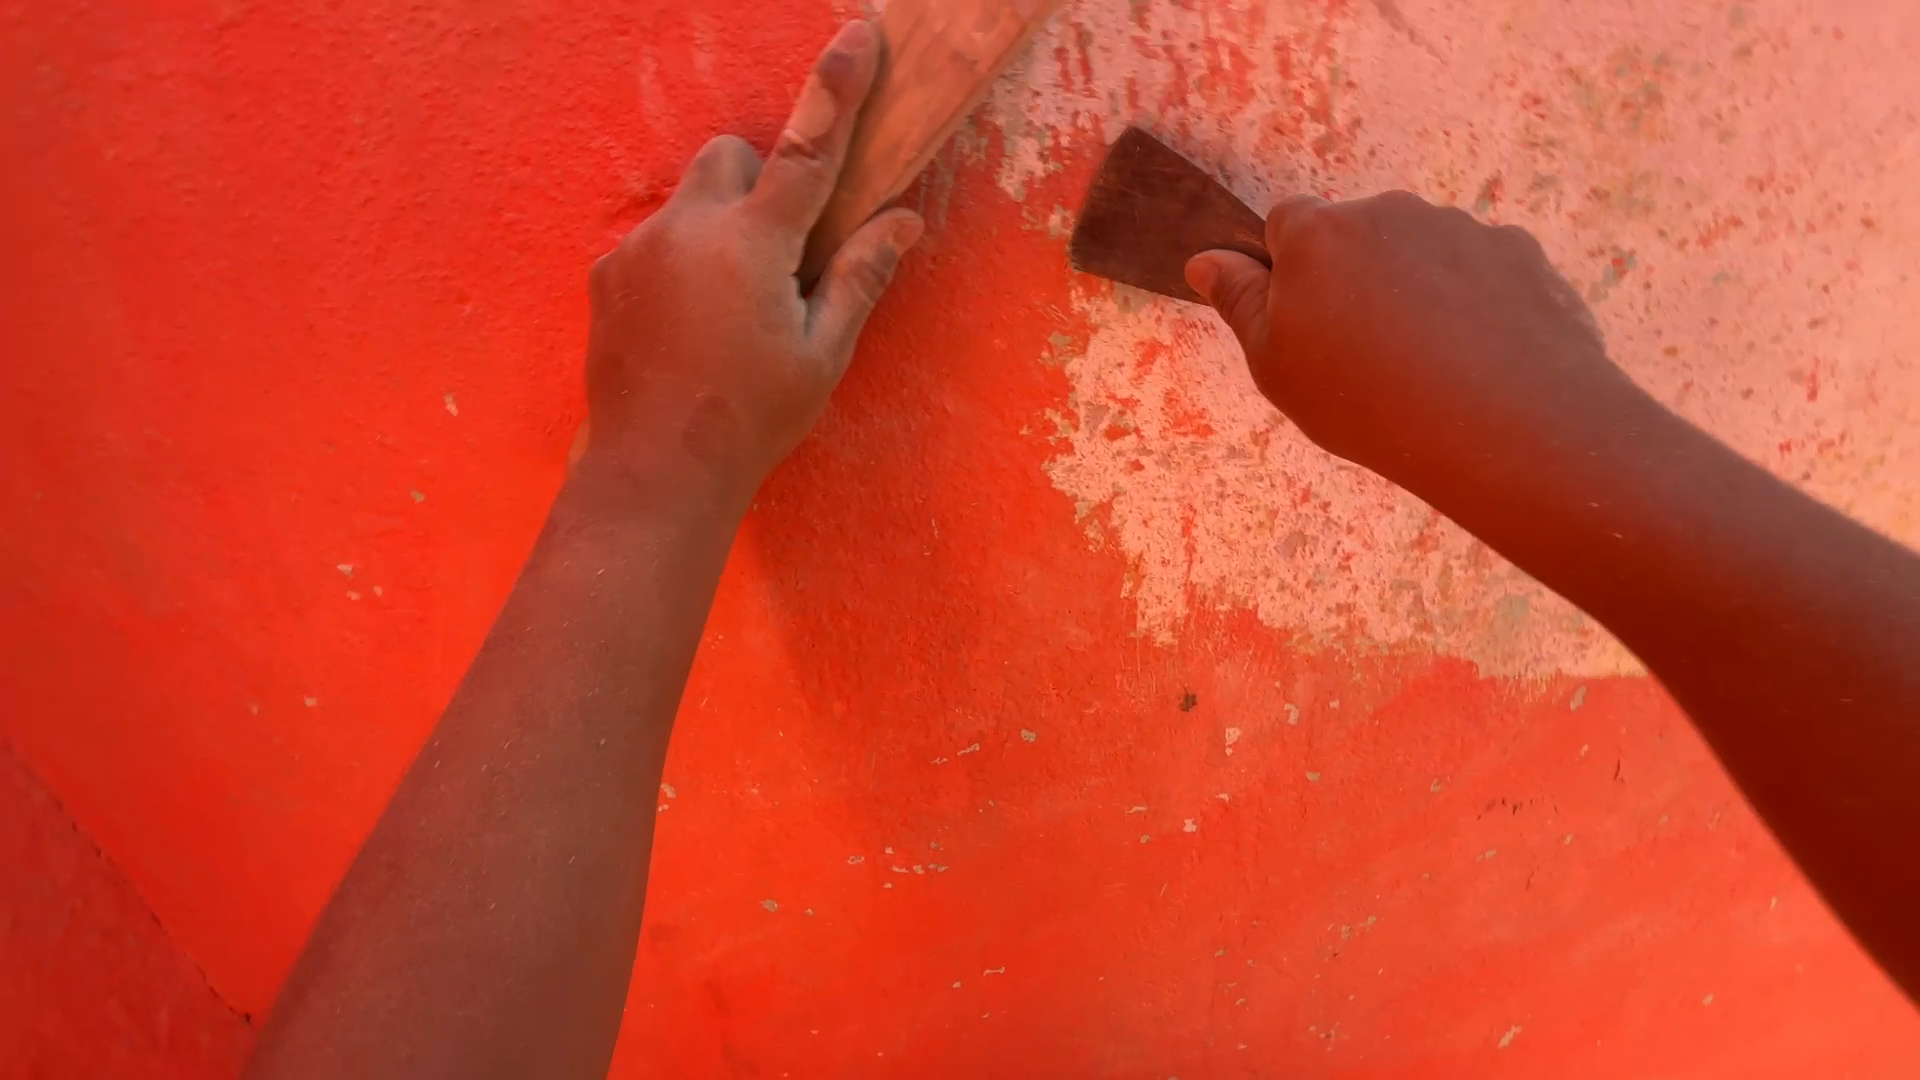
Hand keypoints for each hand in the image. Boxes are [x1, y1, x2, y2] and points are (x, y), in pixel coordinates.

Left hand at [578, 21, 923, 505]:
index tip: (859, 33)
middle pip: (729, 156)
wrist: (658, 469)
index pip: (806, 150)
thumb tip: (903, 222)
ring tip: (730, 304)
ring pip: (689, 198)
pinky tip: (688, 323)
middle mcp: (689, 226)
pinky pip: (654, 239)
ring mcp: (639, 247)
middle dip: (760, 183)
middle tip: (779, 253)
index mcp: (754, 244)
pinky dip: (681, 259)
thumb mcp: (822, 355)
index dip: (838, 89)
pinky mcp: (607, 274)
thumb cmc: (754, 418)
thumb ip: (858, 278)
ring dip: (719, 226)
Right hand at [1186, 192, 1641, 499]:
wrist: (1495, 424)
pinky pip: (1473, 270)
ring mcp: (1462, 228)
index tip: (1297, 317)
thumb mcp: (1271, 362)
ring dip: (1405, 288)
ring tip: (1416, 362)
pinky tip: (1468, 358)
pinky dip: (1464, 302)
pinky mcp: (1520, 254)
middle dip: (1347, 275)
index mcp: (1320, 234)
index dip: (1284, 266)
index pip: (1285, 220)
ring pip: (1414, 251)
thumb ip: (1238, 300)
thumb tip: (1204, 259)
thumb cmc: (1355, 397)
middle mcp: (1390, 212)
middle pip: (1353, 233)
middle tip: (1353, 350)